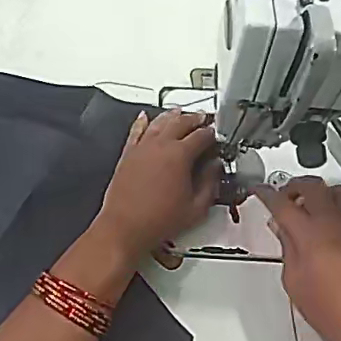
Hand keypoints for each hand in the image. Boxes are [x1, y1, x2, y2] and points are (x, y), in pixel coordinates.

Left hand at [93, 110, 219, 256]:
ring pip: (159, 122)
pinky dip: (142, 121)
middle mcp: (159, 146)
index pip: (202, 136)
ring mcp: (141, 148)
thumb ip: (210, 184)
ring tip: (181, 114)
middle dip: (195, 119)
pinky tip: (144, 117)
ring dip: (172, 116)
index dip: (212, 134)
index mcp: (179, 155)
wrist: (125, 227)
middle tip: (203, 119)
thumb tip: (214, 169)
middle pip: (181, 122)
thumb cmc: (156, 220)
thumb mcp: (196, 207)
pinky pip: (136, 131)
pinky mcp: (127, 154)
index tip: (216, 136)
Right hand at [255, 178, 340, 340]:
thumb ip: (287, 247)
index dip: (266, 193)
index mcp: (307, 231)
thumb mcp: (292, 279)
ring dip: (320, 192)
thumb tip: (284, 231)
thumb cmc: (332, 308)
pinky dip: (340, 206)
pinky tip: (334, 218)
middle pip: (311, 185)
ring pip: (337, 191)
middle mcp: (332, 222)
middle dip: (294, 186)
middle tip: (284, 195)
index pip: (280, 201)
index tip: (260, 191)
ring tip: (309, 203)